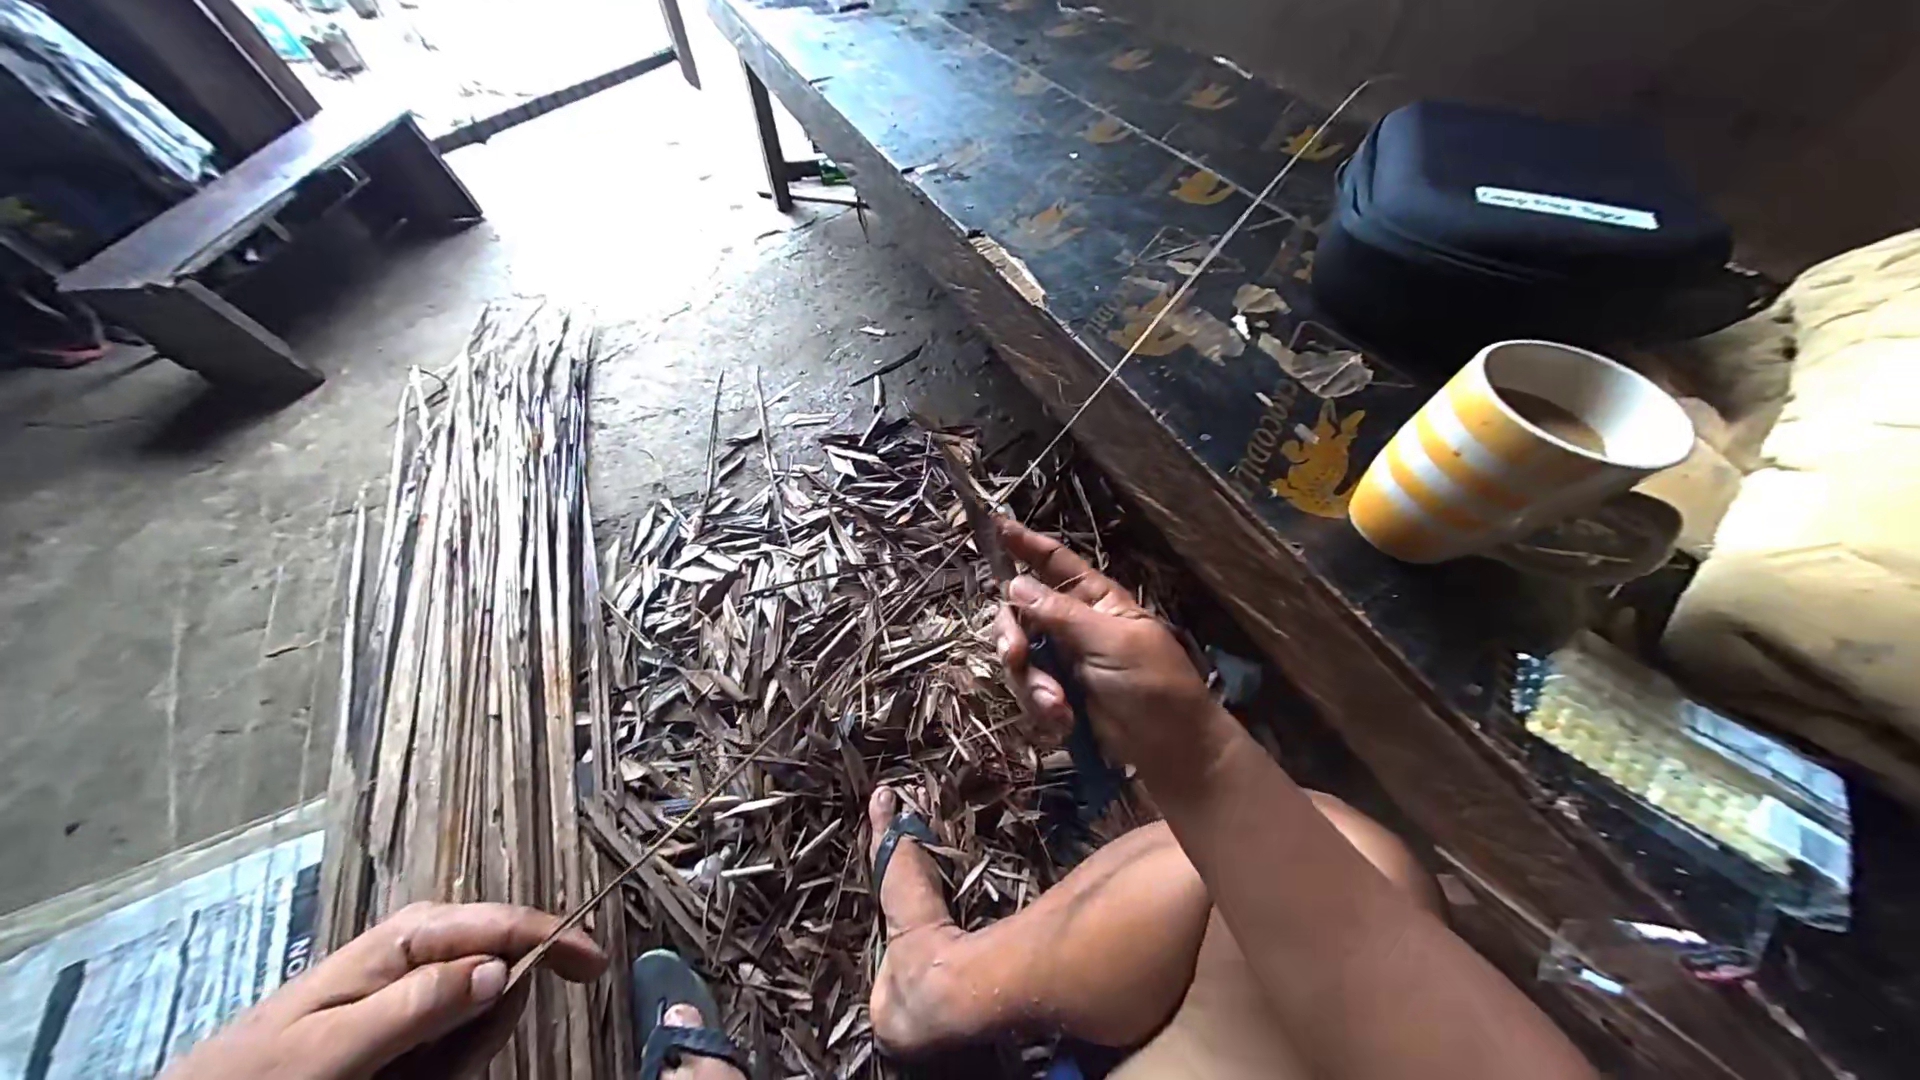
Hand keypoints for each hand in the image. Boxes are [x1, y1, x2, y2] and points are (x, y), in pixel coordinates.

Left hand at [159, 902, 607, 1079]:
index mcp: (415, 933)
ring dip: (464, 1049)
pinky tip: (407, 1076)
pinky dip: (446, 1061)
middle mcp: (428, 945)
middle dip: (491, 1018)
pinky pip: (459, 1031)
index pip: (508, 924)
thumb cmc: (255, 1077)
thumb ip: (415, 1005)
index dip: (559, 938)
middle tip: (445, 1070)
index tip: (597, 966)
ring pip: (486, 1004)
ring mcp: (420, 979)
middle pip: (504, 967)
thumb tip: (501, 968)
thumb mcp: (329, 1050)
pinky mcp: (411, 1012)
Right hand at [991, 518, 1223, 777]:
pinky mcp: (1053, 692)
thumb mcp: (1112, 641)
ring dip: (1030, 681)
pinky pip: (1026, 689)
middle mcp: (1070, 623)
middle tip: (1014, 655)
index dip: (1025, 544)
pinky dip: (1039, 705)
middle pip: (1019, 610)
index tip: (995, 525)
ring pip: (1017, 653)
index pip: (1054, 562)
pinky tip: (1062, 720)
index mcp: (1094, 599)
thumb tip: (1015, 584)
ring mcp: (1059, 659)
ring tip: (1056, 705)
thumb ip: (1061, 614)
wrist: (1169, 749)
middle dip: (1012, 634)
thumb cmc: (1154, 683)